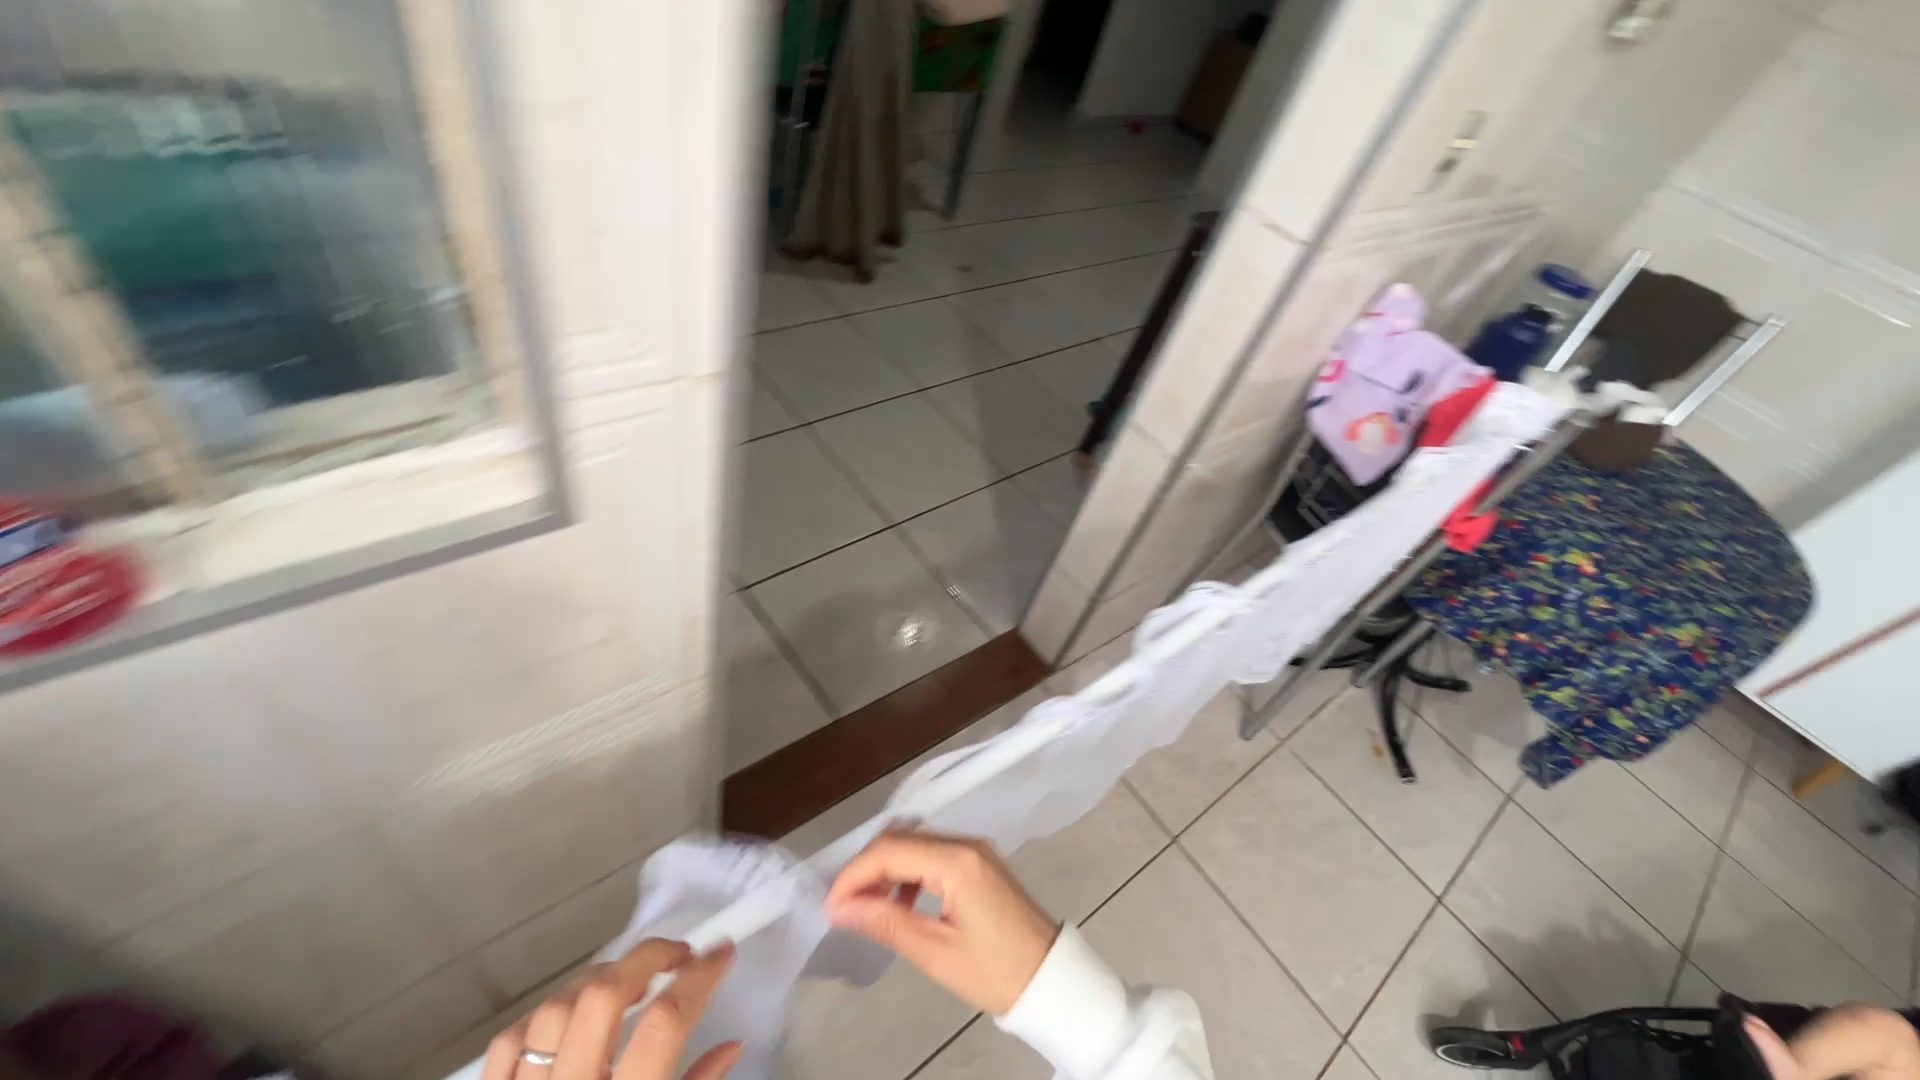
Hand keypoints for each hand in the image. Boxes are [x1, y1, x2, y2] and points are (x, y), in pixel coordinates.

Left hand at [482, 939, 738, 1079]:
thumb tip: (731, 1045)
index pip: (665, 1023)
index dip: (699, 977)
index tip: (722, 951)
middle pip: (603, 997)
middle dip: (647, 958)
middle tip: (679, 954)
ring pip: (556, 1007)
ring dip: (599, 979)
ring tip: (629, 980)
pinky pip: (509, 1040)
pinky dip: (544, 1015)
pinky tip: (571, 1013)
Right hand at [826, 827, 1059, 1014]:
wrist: (1051, 979)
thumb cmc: (995, 971)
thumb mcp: (935, 952)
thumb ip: (886, 922)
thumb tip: (840, 908)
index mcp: (957, 861)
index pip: (890, 850)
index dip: (854, 874)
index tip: (830, 906)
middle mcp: (966, 843)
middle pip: (901, 839)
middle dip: (866, 868)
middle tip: (843, 905)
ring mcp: (976, 850)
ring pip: (915, 844)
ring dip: (886, 869)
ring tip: (866, 907)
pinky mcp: (980, 863)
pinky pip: (933, 854)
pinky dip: (909, 873)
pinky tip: (899, 903)